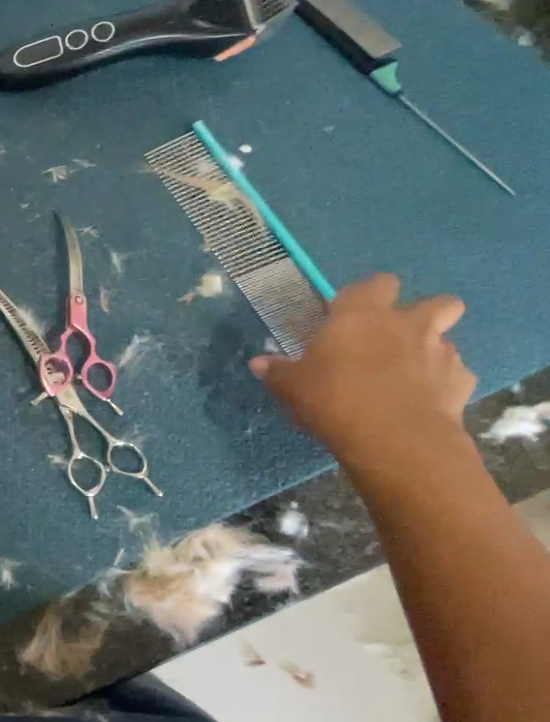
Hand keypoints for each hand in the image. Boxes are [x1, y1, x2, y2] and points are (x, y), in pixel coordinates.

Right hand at [250, 274, 475, 466]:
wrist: (395, 437)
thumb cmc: (333, 399)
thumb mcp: (290, 386)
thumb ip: (277, 370)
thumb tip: (259, 362)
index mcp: (362, 317)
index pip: (374, 283)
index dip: (363, 295)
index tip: (345, 315)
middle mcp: (408, 325)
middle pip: (436, 301)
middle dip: (420, 313)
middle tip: (391, 335)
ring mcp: (442, 351)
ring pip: (445, 337)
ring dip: (427, 347)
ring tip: (403, 371)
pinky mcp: (461, 380)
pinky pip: (451, 372)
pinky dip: (437, 381)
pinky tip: (417, 398)